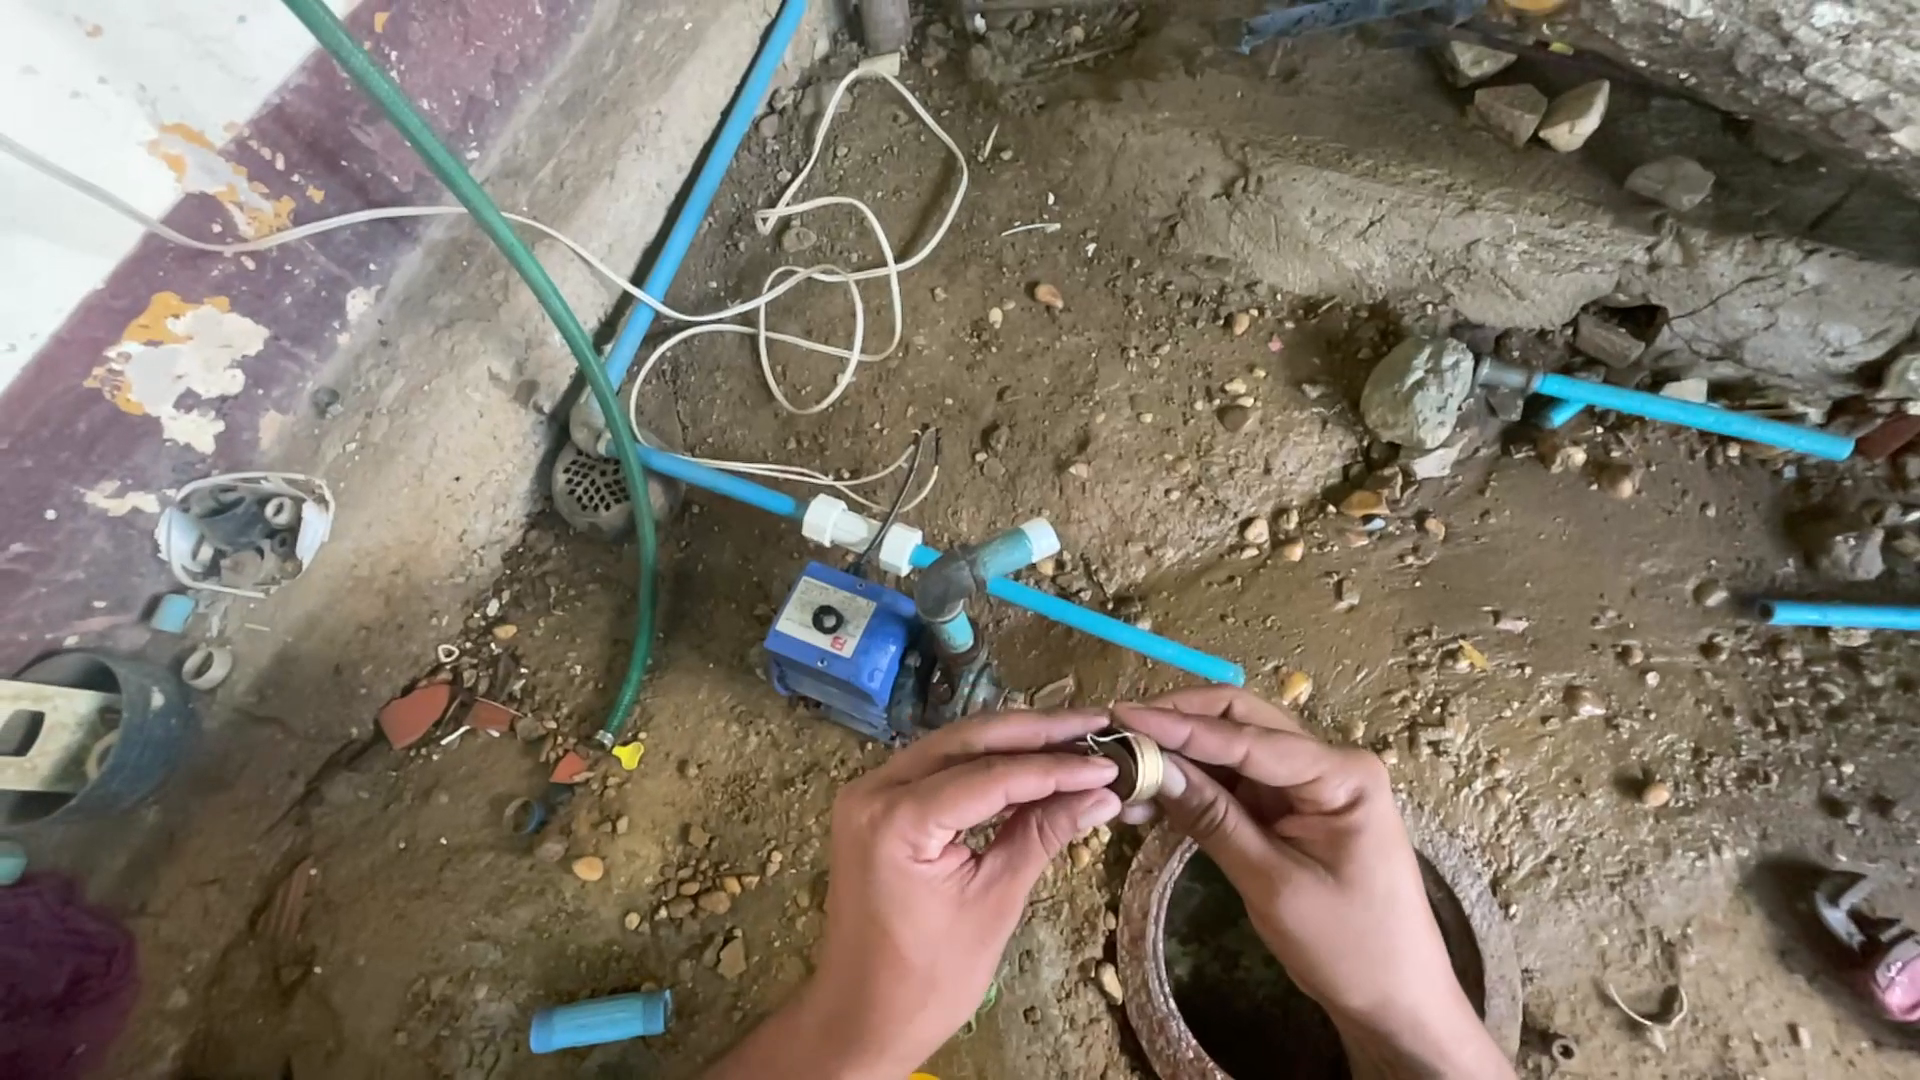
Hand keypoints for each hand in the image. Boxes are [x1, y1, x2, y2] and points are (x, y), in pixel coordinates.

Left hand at [703, 710, 1122, 1079]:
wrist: (861, 1015)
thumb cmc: (927, 979)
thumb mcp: (993, 903)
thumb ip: (1041, 835)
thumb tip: (1103, 794)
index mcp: (897, 819)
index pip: (990, 776)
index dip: (1055, 767)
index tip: (1108, 762)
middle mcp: (876, 787)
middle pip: (969, 740)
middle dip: (1036, 731)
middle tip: (1094, 724)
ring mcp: (871, 788)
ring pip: (954, 744)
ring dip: (1014, 739)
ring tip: (1072, 735)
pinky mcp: (878, 798)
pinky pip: (940, 765)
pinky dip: (986, 761)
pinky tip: (1028, 759)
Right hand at [1114, 688, 1511, 1079]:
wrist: (1395, 1004)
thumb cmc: (1350, 947)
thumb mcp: (1274, 884)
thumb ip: (1213, 819)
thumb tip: (1154, 767)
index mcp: (1340, 773)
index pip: (1247, 736)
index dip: (1180, 725)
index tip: (1124, 716)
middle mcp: (1323, 762)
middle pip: (1238, 720)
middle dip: (1177, 722)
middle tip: (1120, 728)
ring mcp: (1302, 781)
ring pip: (1226, 745)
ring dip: (1177, 753)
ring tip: (1124, 765)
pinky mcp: (1283, 803)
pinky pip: (1228, 779)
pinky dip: (1189, 784)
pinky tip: (1148, 796)